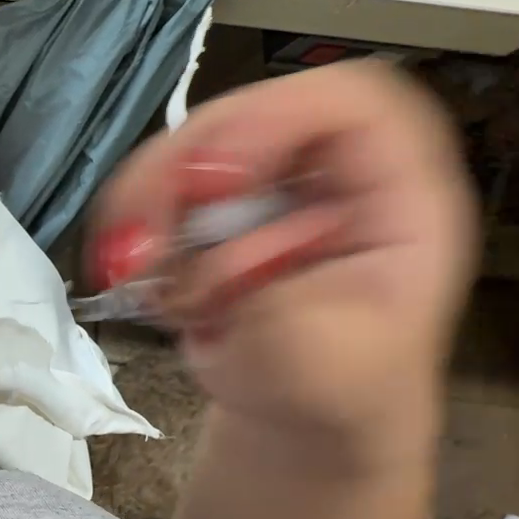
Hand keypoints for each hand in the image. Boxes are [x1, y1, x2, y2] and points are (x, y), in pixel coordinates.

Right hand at [91, 63, 477, 462]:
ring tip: (132, 272)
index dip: (265, 125)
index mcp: (391, 197)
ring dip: (139, 209)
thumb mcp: (326, 362)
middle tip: (136, 239)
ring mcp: (261, 193)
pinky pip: (151, 196)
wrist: (297, 413)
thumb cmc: (331, 390)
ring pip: (183, 155)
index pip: (343, 105)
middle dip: (172, 173)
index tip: (204, 190)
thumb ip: (281, 299)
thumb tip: (213, 261)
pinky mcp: (207, 217)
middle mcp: (323, 178)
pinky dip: (127, 234)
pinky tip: (137, 280)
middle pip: (240, 119)